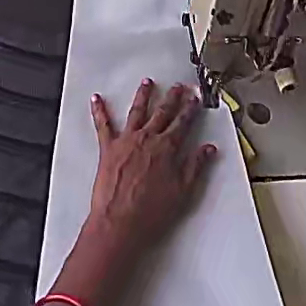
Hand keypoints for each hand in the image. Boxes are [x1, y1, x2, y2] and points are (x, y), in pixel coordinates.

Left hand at [83, 79, 216, 261]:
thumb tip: (208, 149)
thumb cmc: (151, 212)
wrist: (120, 223)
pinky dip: (99, 111)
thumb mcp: (183, 191)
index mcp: (167, 148)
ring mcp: (127, 141)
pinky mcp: (108, 149)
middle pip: (163, 112)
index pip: (183, 123)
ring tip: (147, 82)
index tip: (194, 99)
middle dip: (172, 98)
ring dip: (143, 95)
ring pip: (137, 111)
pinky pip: (103, 125)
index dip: (190, 109)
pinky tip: (97, 99)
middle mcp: (148, 139)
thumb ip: (196, 166)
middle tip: (178, 86)